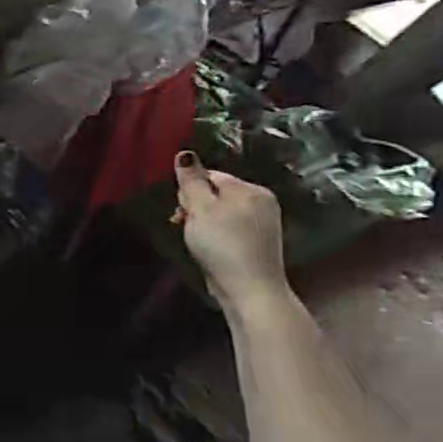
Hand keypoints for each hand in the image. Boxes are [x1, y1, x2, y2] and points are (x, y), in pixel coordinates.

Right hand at [174, 153, 288, 307]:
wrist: (250, 288)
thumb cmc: (222, 244)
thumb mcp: (201, 209)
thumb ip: (191, 181)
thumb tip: (184, 153)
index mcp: (250, 189)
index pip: (210, 176)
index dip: (189, 190)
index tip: (180, 210)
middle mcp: (261, 201)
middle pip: (215, 192)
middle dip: (194, 206)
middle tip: (185, 225)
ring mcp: (262, 222)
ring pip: (220, 211)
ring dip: (201, 221)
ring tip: (195, 239)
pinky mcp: (257, 241)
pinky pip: (228, 226)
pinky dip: (214, 233)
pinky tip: (208, 247)